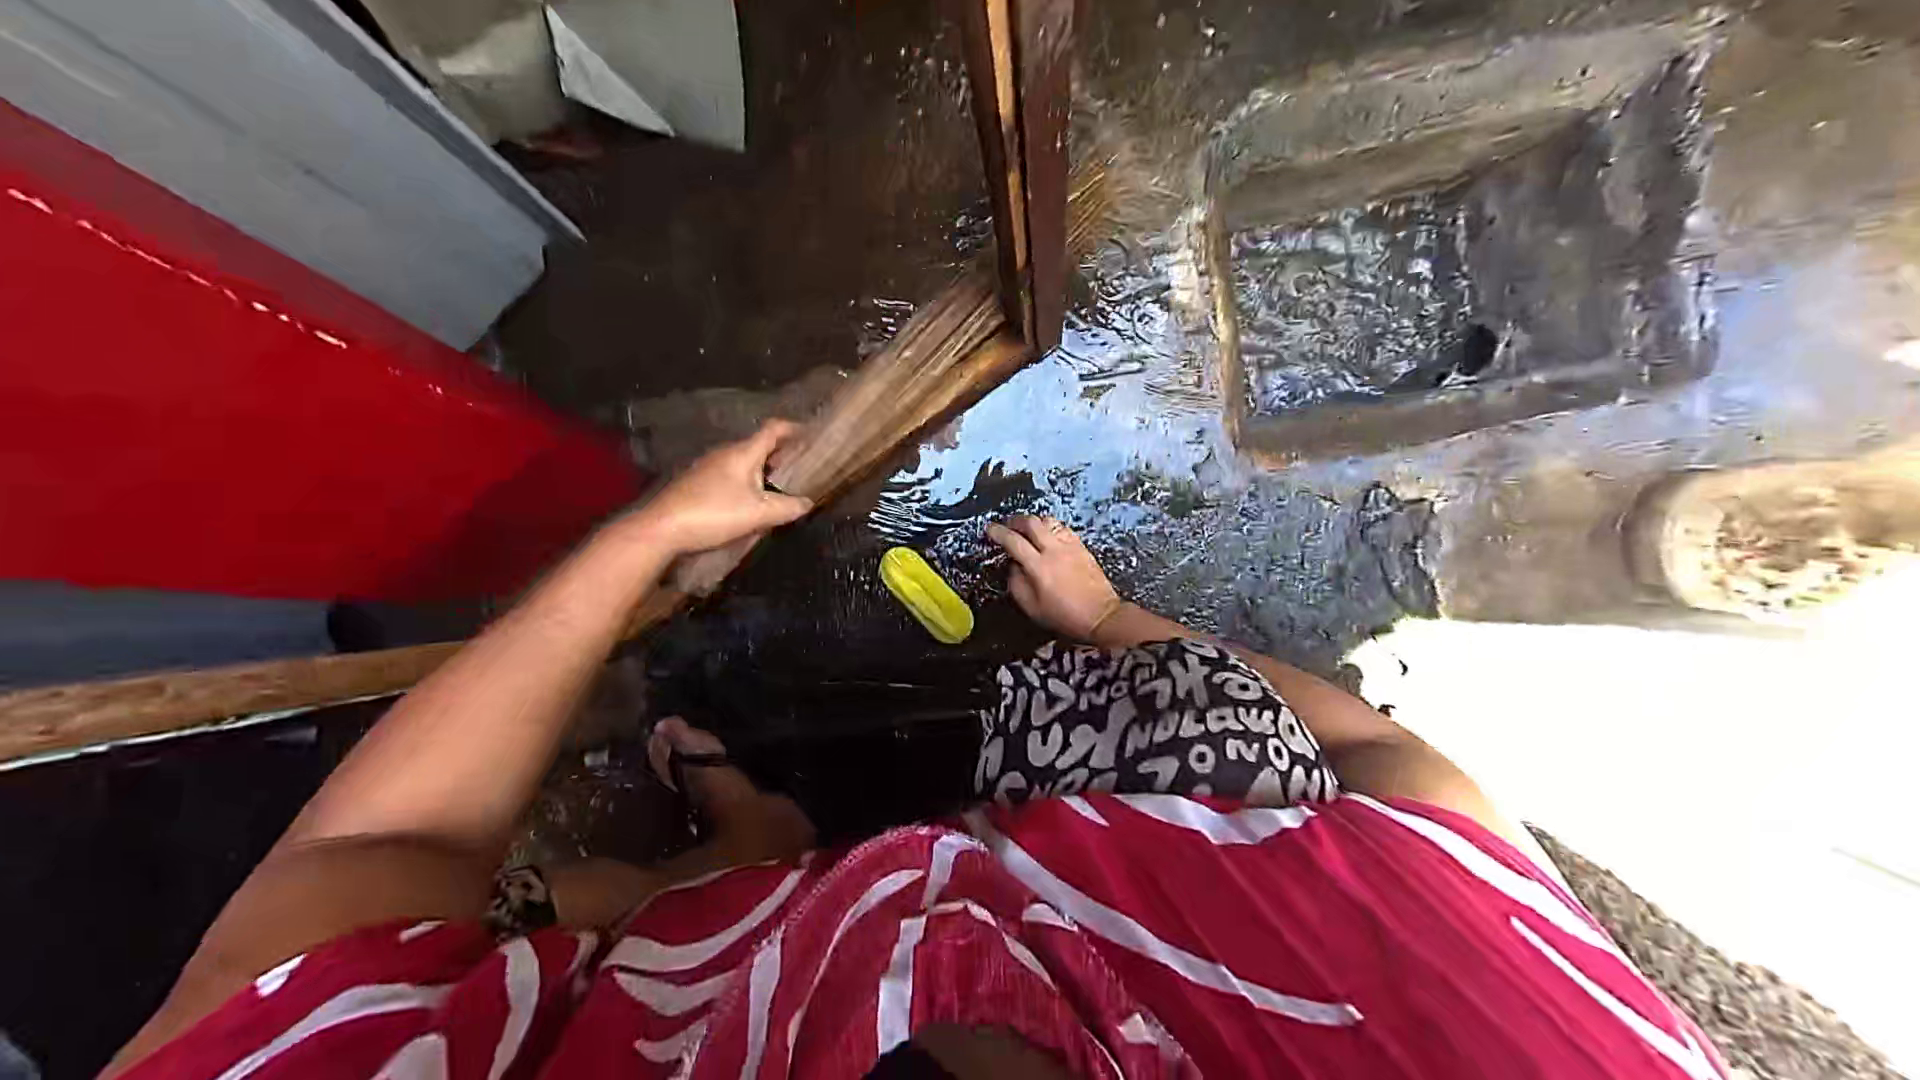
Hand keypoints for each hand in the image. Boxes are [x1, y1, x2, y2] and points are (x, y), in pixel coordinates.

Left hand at [615, 421, 813, 557]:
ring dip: (766, 471)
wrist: (661, 529)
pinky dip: (749, 482)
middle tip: (805, 469)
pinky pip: (733, 475)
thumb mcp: (758, 514)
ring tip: (784, 487)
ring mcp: (709, 467)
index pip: (774, 429)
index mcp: (744, 452)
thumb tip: (808, 502)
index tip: (813, 437)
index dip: (795, 429)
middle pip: (761, 445)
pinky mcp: (698, 482)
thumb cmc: (714, 513)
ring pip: (746, 462)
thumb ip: (788, 507)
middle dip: (784, 454)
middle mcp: (726, 453)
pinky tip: (753, 501)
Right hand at [986, 515, 1124, 640]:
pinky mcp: (1082, 547)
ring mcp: (1070, 546)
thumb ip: (1016, 584)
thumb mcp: (1032, 607)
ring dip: (1034, 522)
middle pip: (1031, 522)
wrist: (1100, 616)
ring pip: (1048, 521)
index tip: (991, 530)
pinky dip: (1051, 528)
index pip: (1013, 541)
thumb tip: (1012, 566)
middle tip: (1008, 526)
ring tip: (1028, 530)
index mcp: (1039, 567)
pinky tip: (1048, 537)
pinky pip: (1063, 529)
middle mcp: (1054, 551)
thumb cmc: (1065, 616)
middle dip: (1015, 521)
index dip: (998, 532)